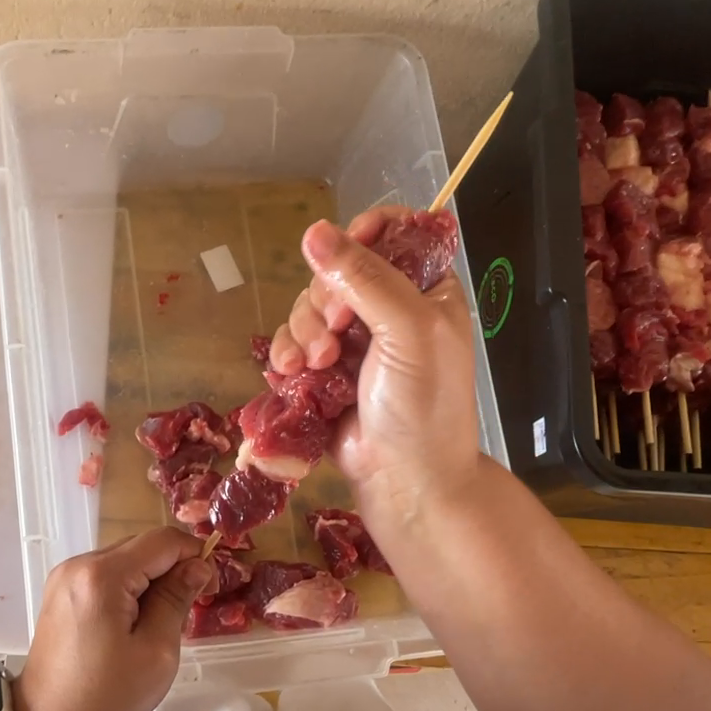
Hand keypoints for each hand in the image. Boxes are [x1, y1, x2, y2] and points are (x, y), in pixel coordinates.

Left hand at [10, 527, 211, 710]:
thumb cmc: (106, 696)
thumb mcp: (156, 652)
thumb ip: (177, 599)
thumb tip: (197, 565)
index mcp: (102, 576)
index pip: (162, 541)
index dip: (195, 554)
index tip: (212, 586)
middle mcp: (79, 564)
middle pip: (141, 546)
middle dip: (173, 568)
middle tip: (191, 607)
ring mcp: (65, 576)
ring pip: (125, 559)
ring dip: (151, 579)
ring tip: (162, 620)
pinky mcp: (61, 592)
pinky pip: (105, 575)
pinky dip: (128, 588)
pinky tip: (136, 620)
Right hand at [274, 207, 483, 530]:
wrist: (404, 479)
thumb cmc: (423, 404)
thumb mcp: (408, 330)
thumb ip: (365, 278)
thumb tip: (314, 231)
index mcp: (424, 289)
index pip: (392, 234)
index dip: (363, 235)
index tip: (347, 251)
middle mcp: (386, 309)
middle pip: (336, 272)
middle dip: (325, 302)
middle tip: (337, 336)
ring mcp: (352, 342)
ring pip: (307, 309)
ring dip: (303, 333)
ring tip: (316, 366)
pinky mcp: (322, 373)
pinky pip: (290, 344)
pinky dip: (286, 356)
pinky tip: (292, 374)